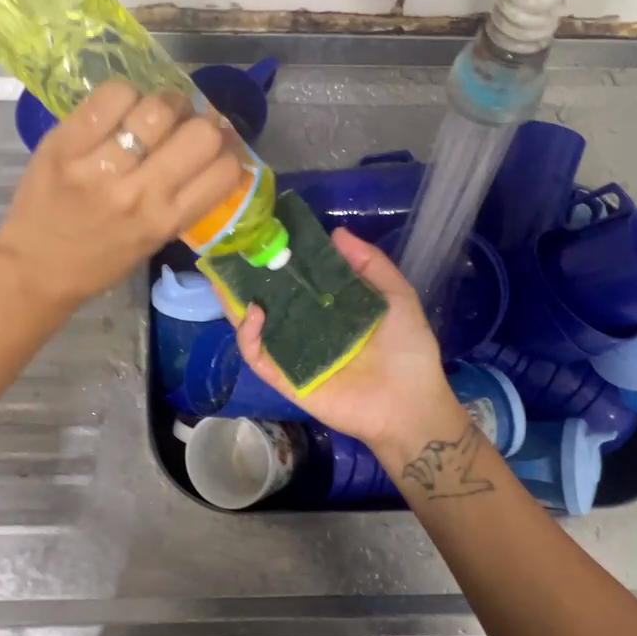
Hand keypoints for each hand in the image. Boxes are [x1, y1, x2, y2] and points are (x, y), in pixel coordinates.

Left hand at [0, 81, 245, 311]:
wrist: (35, 270)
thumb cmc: (99, 261)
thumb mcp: (153, 240)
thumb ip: (184, 198)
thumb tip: (217, 147)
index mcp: (165, 221)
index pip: (225, 171)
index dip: (229, 149)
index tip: (217, 145)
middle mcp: (140, 194)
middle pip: (201, 134)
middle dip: (200, 121)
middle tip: (183, 125)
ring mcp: (101, 167)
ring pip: (158, 109)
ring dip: (164, 103)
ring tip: (151, 113)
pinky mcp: (65, 144)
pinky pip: (111, 97)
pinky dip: (124, 95)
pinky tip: (119, 109)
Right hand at [229, 228, 459, 451]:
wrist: (409, 402)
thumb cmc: (408, 350)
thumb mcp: (396, 296)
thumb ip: (370, 263)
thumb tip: (336, 233)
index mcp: (332, 310)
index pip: (299, 281)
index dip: (282, 260)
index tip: (267, 234)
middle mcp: (308, 330)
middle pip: (270, 302)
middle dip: (248, 278)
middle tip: (234, 251)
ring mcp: (294, 355)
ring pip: (254, 328)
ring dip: (235, 303)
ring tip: (227, 275)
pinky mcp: (285, 380)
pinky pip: (258, 358)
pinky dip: (248, 335)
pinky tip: (253, 312)